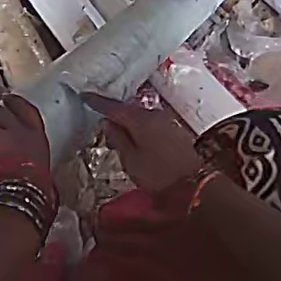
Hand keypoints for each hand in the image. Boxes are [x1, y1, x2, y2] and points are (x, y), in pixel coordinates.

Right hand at [82, 91, 203, 191]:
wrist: (195, 184)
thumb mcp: (130, 160)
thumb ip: (117, 138)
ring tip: (120, 139)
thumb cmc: (158, 174)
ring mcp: (167, 121)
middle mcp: (154, 115)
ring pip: (141, 117)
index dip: (98, 102)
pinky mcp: (175, 130)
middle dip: (115, 117)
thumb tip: (107, 123)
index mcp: (140, 120)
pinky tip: (138, 141)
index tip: (85, 96)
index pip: (113, 107)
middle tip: (104, 129)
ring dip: (129, 124)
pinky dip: (141, 129)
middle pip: (128, 110)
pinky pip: (151, 123)